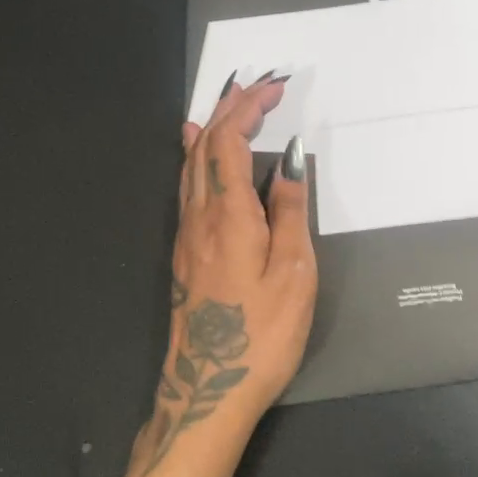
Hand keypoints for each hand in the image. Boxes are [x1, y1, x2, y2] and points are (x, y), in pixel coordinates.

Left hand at [121, 73, 314, 476]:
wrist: (207, 392)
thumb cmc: (261, 333)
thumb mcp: (293, 273)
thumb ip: (290, 210)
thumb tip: (290, 158)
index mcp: (228, 214)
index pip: (229, 140)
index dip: (249, 106)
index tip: (275, 88)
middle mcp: (199, 215)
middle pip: (206, 144)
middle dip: (231, 107)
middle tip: (259, 84)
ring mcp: (186, 233)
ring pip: (191, 163)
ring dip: (213, 126)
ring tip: (229, 101)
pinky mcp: (184, 251)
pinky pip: (187, 183)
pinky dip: (197, 153)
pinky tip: (197, 150)